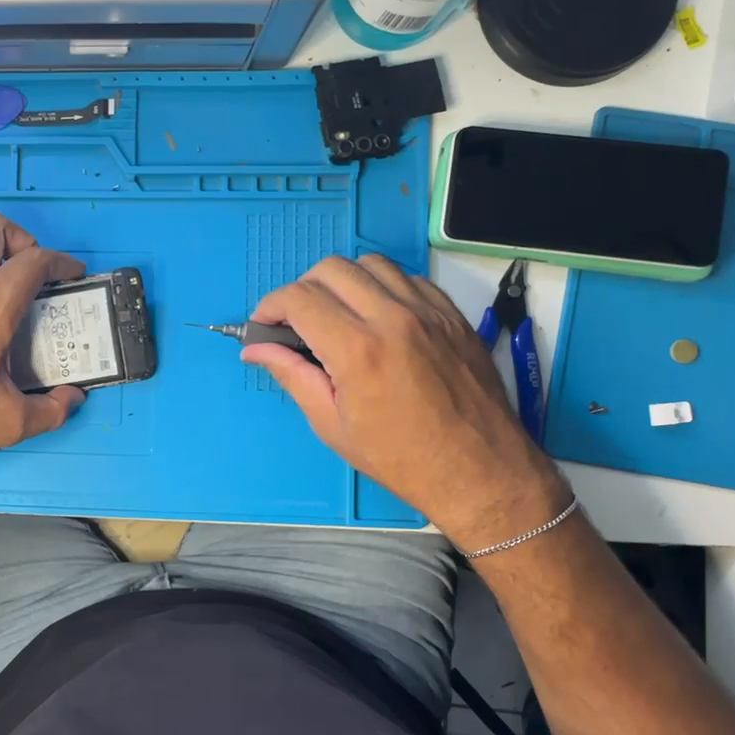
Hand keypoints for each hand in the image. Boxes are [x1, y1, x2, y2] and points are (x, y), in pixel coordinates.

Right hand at [243, 254, 571, 552]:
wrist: (479, 470)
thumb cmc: (399, 457)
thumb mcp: (331, 424)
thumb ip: (292, 375)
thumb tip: (255, 349)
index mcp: (358, 350)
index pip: (299, 298)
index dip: (271, 307)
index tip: (265, 326)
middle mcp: (393, 318)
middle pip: (330, 270)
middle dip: (301, 290)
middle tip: (296, 323)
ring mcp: (428, 311)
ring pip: (370, 264)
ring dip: (341, 282)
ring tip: (336, 315)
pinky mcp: (452, 314)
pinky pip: (407, 278)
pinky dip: (381, 287)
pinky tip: (375, 318)